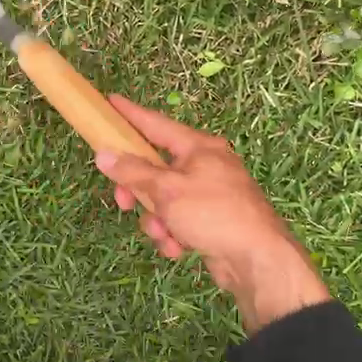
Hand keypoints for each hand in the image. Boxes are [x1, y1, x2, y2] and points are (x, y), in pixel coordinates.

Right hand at [94, 95, 329, 333]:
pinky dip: (173, 233)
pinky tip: (178, 247)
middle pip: (154, 168)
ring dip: (156, 219)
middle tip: (123, 202)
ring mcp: (209, 193)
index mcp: (199, 148)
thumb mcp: (166, 189)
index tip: (110, 102)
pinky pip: (178, 219)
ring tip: (164, 234)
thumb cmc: (213, 214)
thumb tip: (103, 154)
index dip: (130, 114)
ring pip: (163, 198)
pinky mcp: (211, 219)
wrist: (258, 259)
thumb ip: (132, 171)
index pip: (155, 124)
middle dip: (137, 190)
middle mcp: (205, 165)